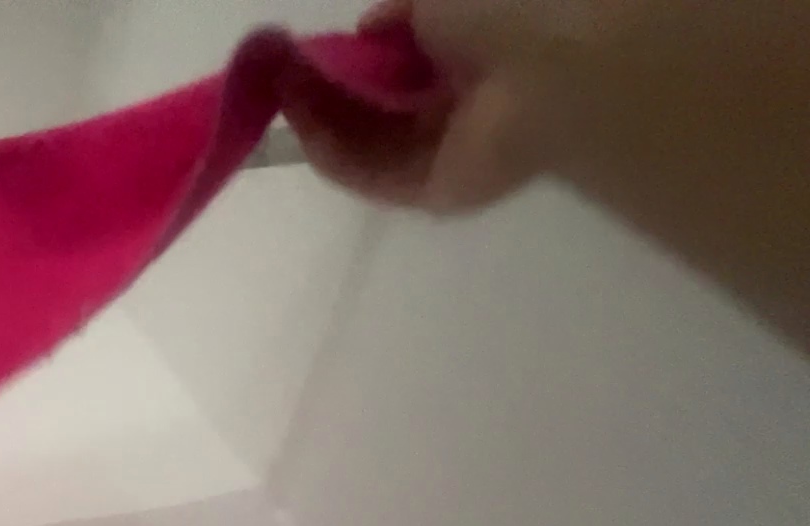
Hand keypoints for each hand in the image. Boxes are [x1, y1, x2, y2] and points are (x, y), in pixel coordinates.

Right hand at [284, 0, 583, 212]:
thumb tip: (366, 27)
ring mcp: (449, 149)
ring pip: (368, 143)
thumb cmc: (511, 0)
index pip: (401, 61)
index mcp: (481, 44)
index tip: (307, 53)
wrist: (559, 53)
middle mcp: (465, 99)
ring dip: (320, 122)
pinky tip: (302, 133)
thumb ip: (401, 7)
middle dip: (326, 93)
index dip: (353, 57)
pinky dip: (333, 157)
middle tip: (282, 79)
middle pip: (377, 106)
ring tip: (282, 100)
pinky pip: (372, 177)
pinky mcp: (434, 191)